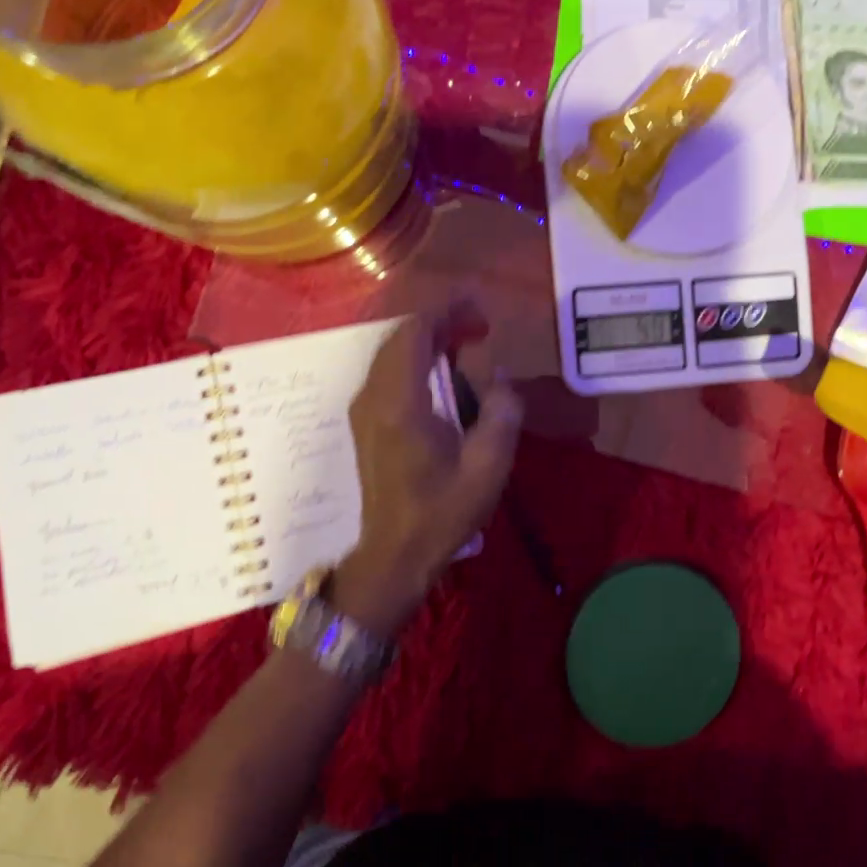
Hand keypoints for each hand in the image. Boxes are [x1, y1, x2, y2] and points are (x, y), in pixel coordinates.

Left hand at [333, 298, 523, 633]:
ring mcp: (364, 409)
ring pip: (391, 353)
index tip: (481, 313)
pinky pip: (388, 372)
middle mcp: (373, 398)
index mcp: (399, 404)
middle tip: (481, 327)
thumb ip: (501, 414)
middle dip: (440, 322)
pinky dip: (416, 360)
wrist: (394, 555)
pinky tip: (445, 375)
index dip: (447, 312)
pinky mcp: (366, 422)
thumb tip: (500, 378)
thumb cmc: (441, 513)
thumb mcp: (487, 468)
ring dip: (428, 340)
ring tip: (467, 345)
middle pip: (400, 337)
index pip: (414, 333)